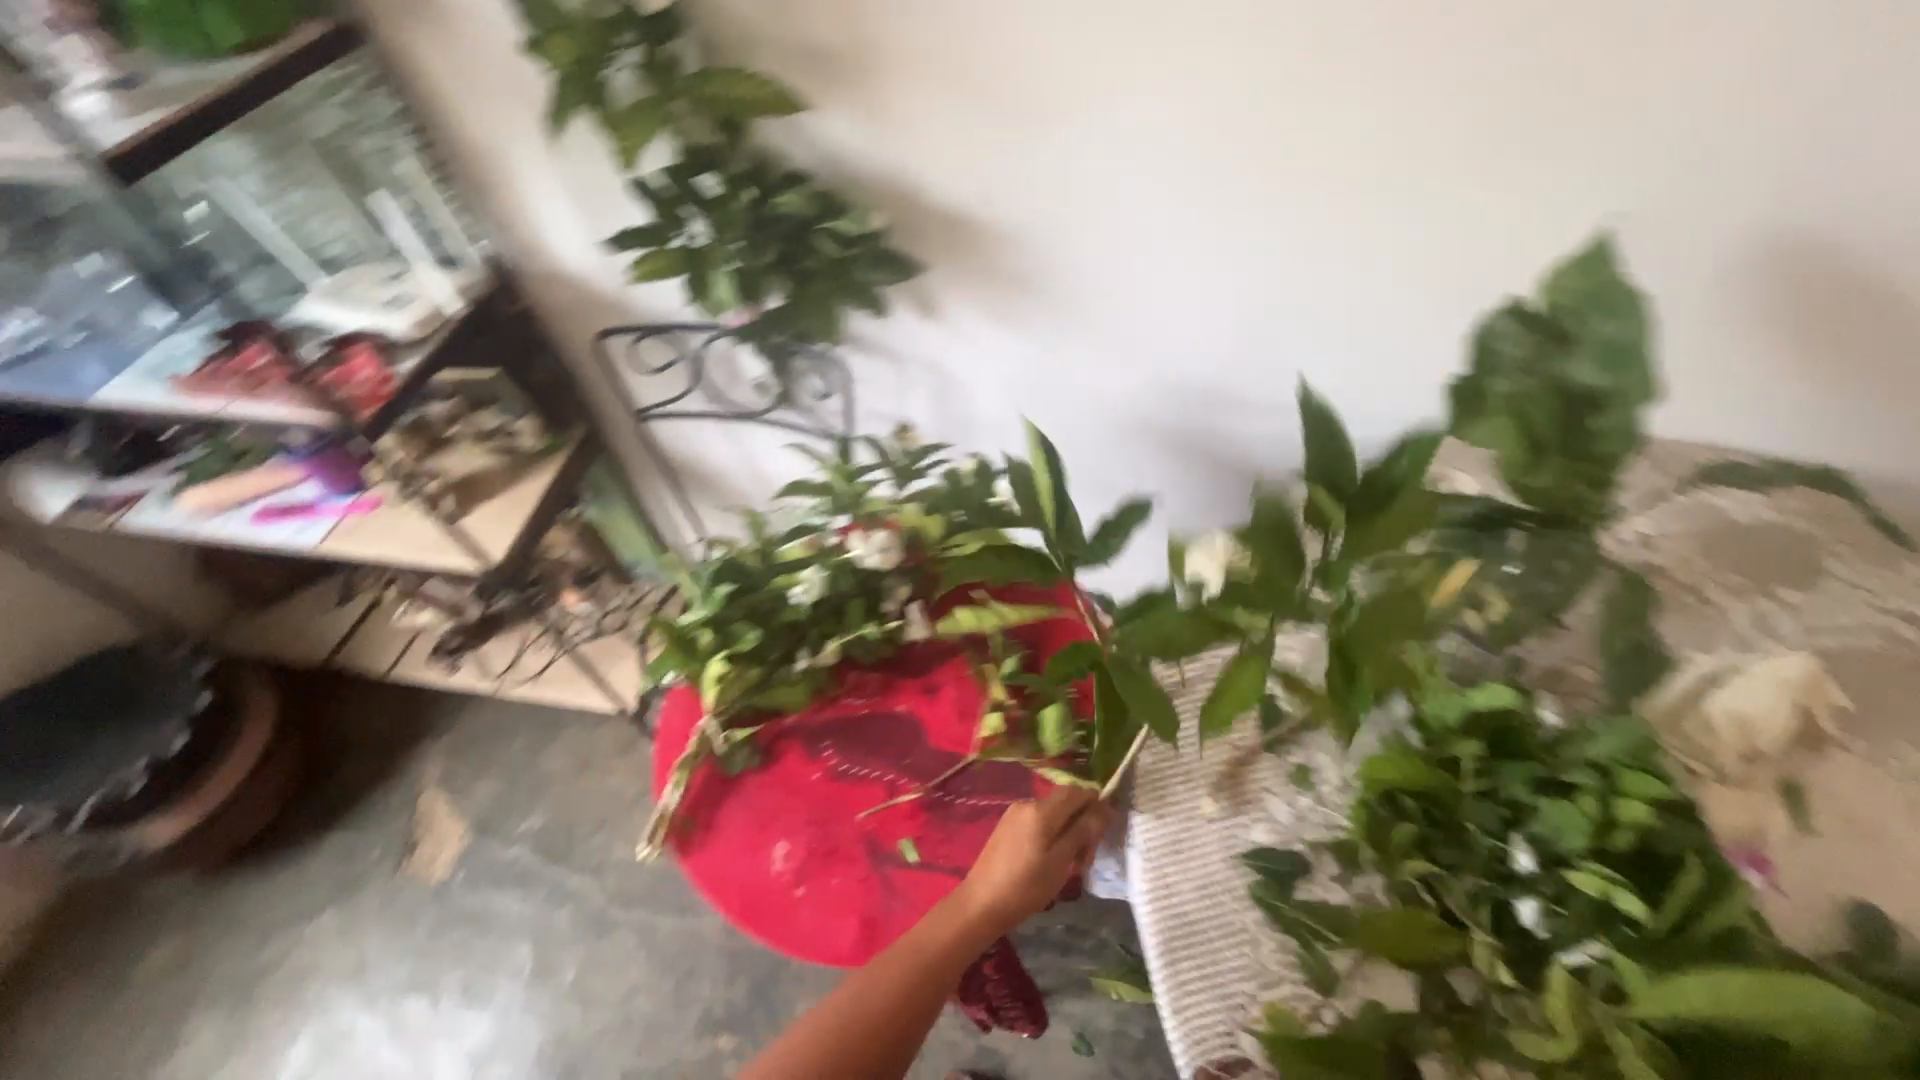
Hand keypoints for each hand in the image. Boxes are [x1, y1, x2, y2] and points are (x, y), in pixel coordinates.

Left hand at [955, 786, 1111, 932]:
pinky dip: (1051, 834)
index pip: (1077, 791)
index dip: (1095, 804)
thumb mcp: (1061, 861)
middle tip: (1086, 859)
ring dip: (1068, 831)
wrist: (981, 903)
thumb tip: (1104, 806)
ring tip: (1070, 864)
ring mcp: (1014, 813)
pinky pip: (1038, 821)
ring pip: (1052, 813)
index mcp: (1041, 809)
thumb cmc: (1026, 886)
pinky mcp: (1007, 826)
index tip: (1103, 832)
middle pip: (1065, 802)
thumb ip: (1083, 830)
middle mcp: (1027, 803)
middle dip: (1082, 823)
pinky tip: (1051, 861)